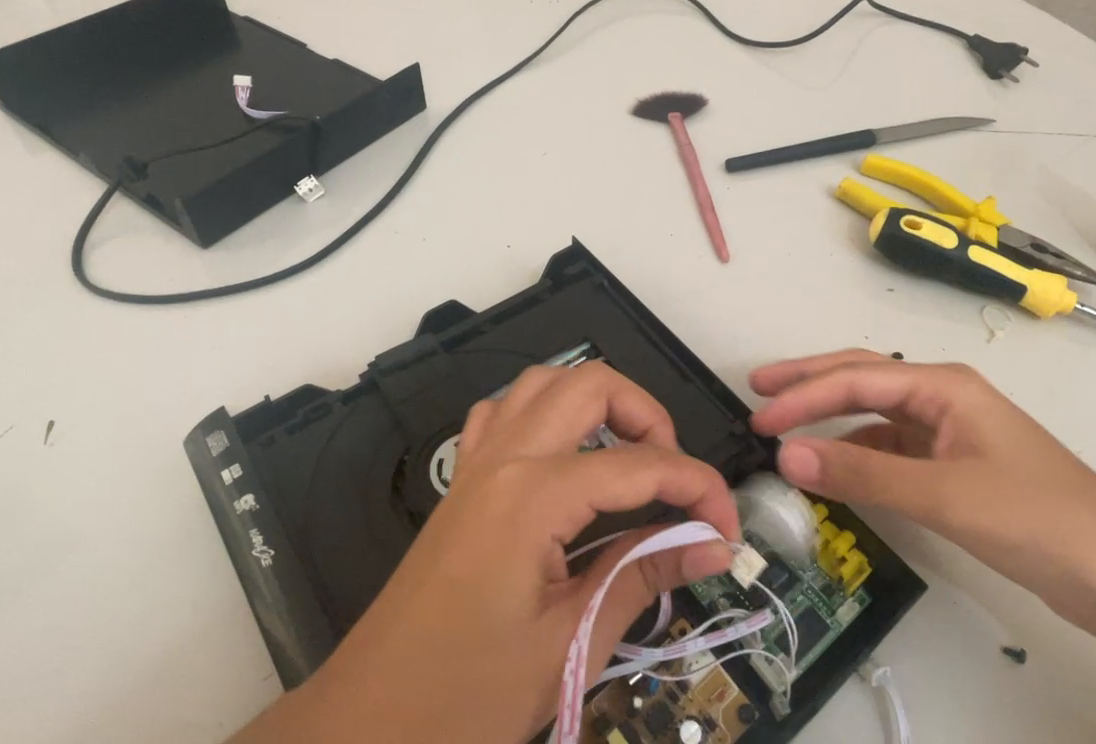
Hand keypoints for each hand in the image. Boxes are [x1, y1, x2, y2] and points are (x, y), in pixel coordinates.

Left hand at [231, 361, 739, 743]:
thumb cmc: (468, 694)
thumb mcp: (569, 643)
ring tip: (629, 461)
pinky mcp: (462, 482)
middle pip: (592, 385)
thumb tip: (713, 545)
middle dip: (651, 417)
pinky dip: (545, 415)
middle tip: (675, 482)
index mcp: (535, 494)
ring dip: (597, 404)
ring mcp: (477, 463)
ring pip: (544, 385)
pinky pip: (503, 414)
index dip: (698, 487)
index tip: (726, 530)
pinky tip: (564, 459)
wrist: (368, 720)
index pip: (640, 464)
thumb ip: (643, 576)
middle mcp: (506, 457)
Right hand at [748, 350, 1095, 627]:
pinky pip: (892, 450)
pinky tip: (837, 471)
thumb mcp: (943, 495)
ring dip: (831, 421)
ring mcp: (951, 433)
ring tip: (786, 432)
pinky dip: (858, 455)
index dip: (802, 394)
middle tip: (757, 389)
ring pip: (876, 415)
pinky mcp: (957, 468)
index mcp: (943, 385)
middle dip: (809, 383)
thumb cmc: (1036, 518)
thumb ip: (863, 474)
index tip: (758, 417)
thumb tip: (786, 455)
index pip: (856, 378)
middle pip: (863, 379)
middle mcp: (944, 398)